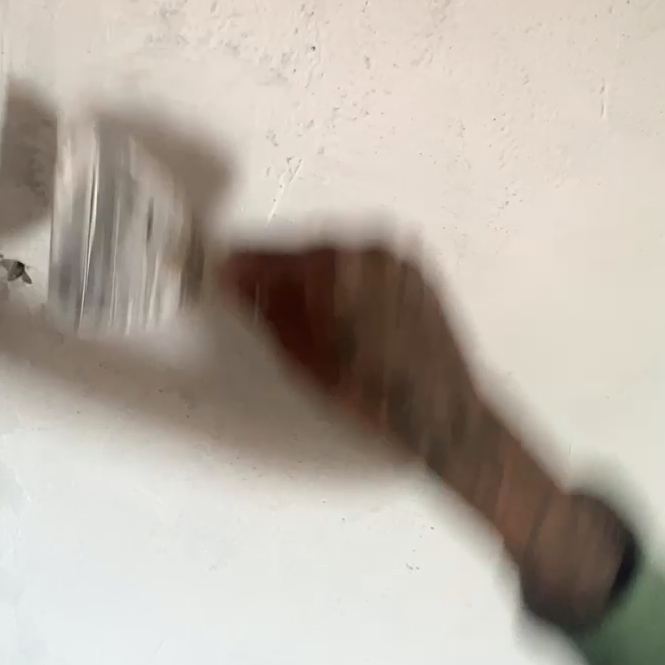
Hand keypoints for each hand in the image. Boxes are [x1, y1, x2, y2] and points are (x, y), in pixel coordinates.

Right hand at [221, 243, 630, 625]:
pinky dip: (345, 279)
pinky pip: (365, 265)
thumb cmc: (366, 394)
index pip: (270, 254)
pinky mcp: (415, 270)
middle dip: (277, 268)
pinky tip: (334, 307)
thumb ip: (265, 308)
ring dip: (311, 274)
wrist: (443, 415)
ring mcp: (396, 257)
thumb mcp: (299, 356)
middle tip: (252, 288)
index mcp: (334, 267)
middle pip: (304, 250)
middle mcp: (366, 249)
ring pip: (336, 256)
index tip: (221, 269)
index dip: (241, 264)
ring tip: (295, 304)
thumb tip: (237, 282)